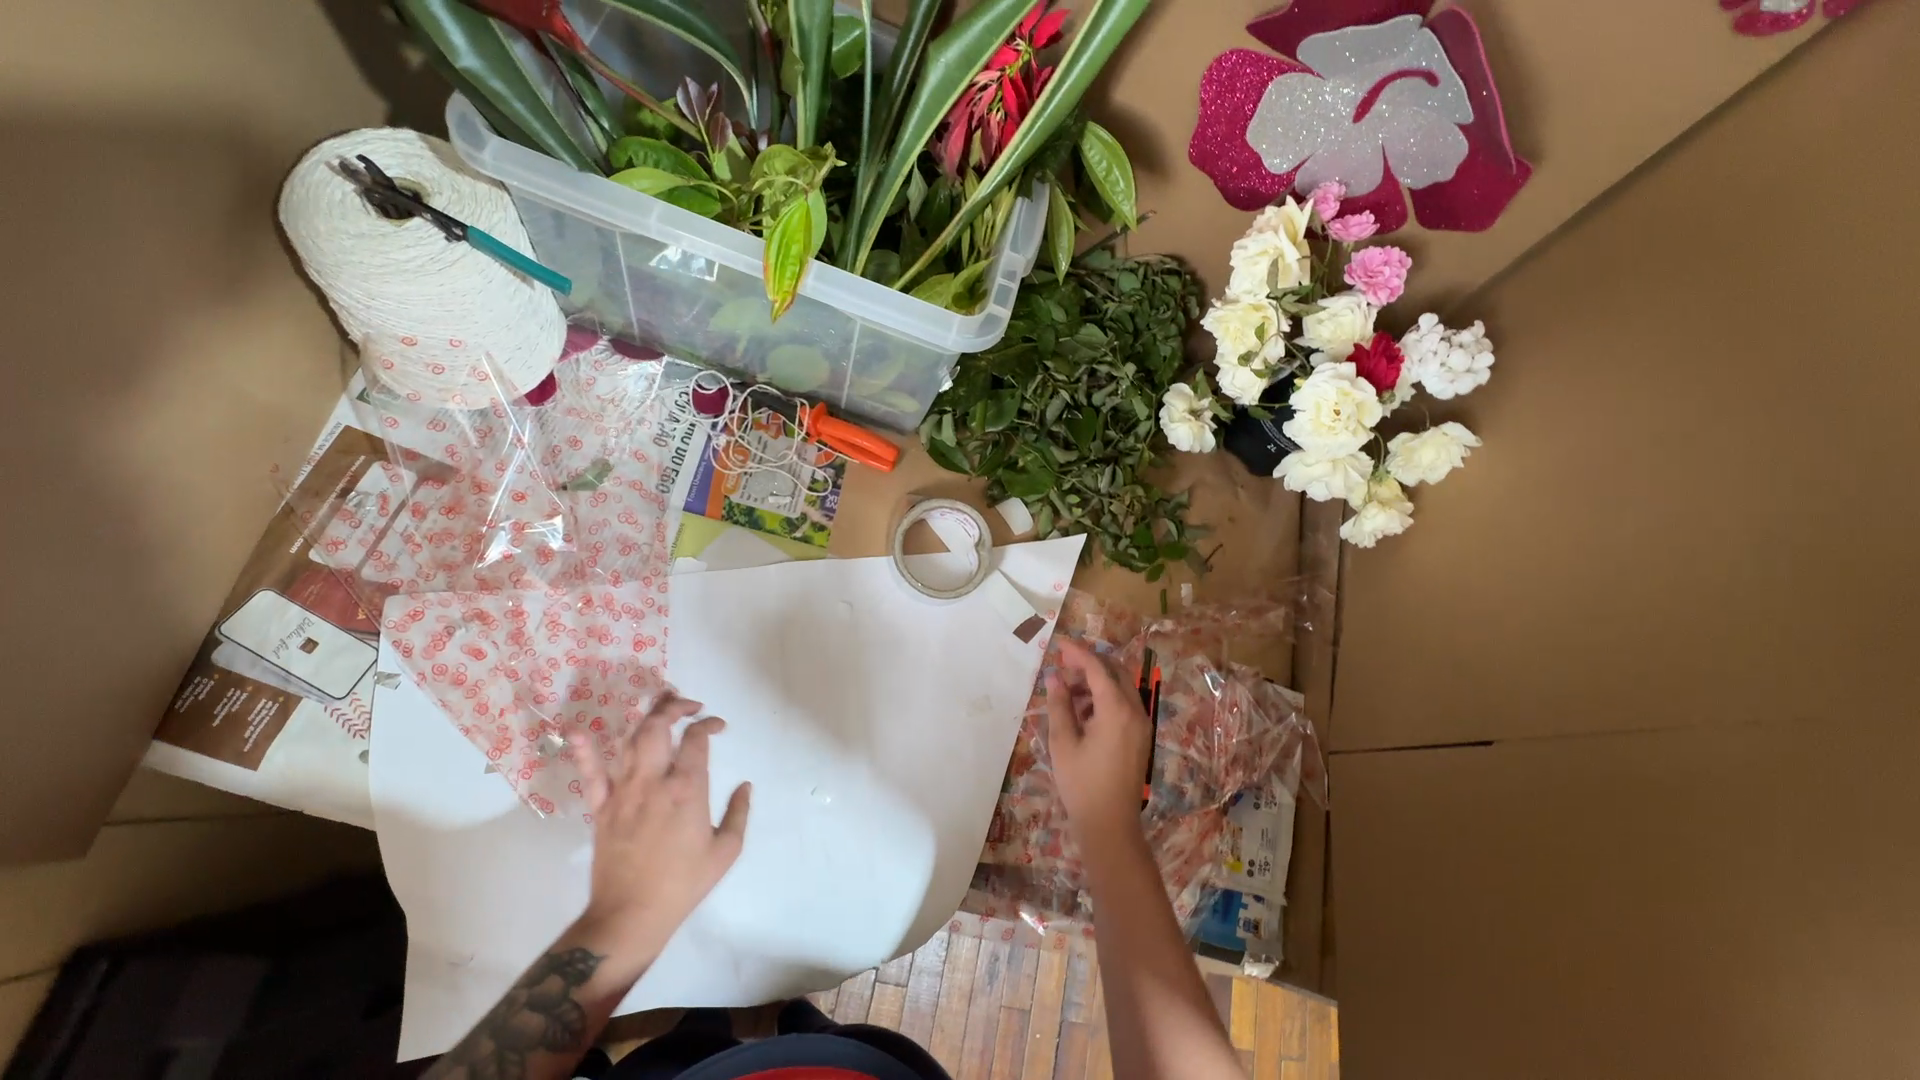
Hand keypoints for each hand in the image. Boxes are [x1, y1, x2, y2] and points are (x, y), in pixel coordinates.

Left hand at [571, 694, 750, 963]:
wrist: (632, 913)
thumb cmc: (684, 884)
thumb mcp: (725, 851)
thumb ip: (738, 813)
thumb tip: (744, 786)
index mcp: (687, 789)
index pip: (696, 739)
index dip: (708, 724)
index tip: (718, 726)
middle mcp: (653, 781)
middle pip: (658, 727)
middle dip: (673, 707)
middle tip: (688, 705)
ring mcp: (622, 791)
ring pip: (630, 741)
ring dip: (644, 718)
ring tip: (657, 707)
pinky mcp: (601, 807)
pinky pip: (591, 773)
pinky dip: (584, 751)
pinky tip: (578, 732)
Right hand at [1044, 638, 1151, 845]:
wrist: (1110, 824)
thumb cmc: (1081, 784)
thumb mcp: (1063, 742)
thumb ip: (1059, 705)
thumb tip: (1054, 678)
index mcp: (1116, 710)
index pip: (1097, 668)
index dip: (1077, 652)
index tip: (1058, 643)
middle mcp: (1135, 711)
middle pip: (1115, 671)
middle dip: (1089, 663)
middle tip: (1062, 664)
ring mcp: (1141, 724)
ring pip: (1121, 687)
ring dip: (1096, 681)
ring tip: (1067, 690)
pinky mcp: (1140, 737)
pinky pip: (1124, 704)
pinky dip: (1104, 698)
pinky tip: (1082, 710)